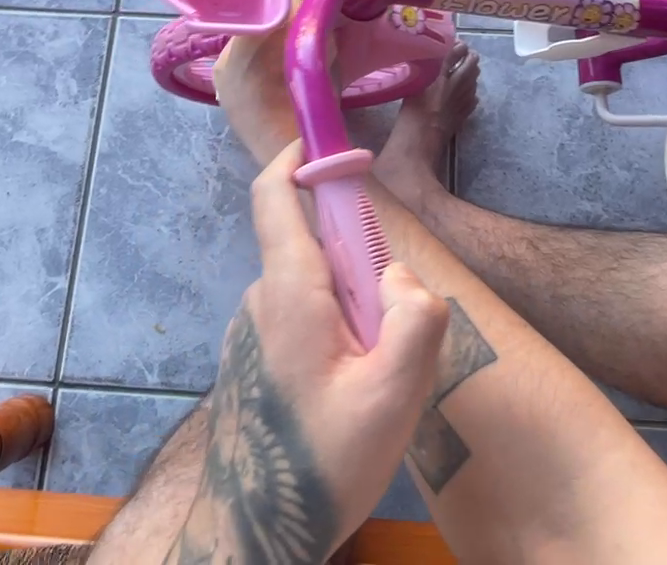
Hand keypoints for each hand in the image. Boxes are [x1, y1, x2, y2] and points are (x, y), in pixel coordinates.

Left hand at [167, 142, 448, 563]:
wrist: (254, 531)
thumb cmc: (323, 463)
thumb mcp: (393, 398)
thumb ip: (414, 321)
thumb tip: (400, 276)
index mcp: (288, 291)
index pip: (275, 196)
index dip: (298, 157)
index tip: (328, 141)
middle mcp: (261, 298)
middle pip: (310, 241)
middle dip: (358, 255)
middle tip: (395, 319)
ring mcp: (252, 328)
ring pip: (311, 283)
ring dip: (350, 302)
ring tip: (376, 370)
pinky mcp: (253, 356)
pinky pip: (300, 315)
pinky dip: (332, 326)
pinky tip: (351, 386)